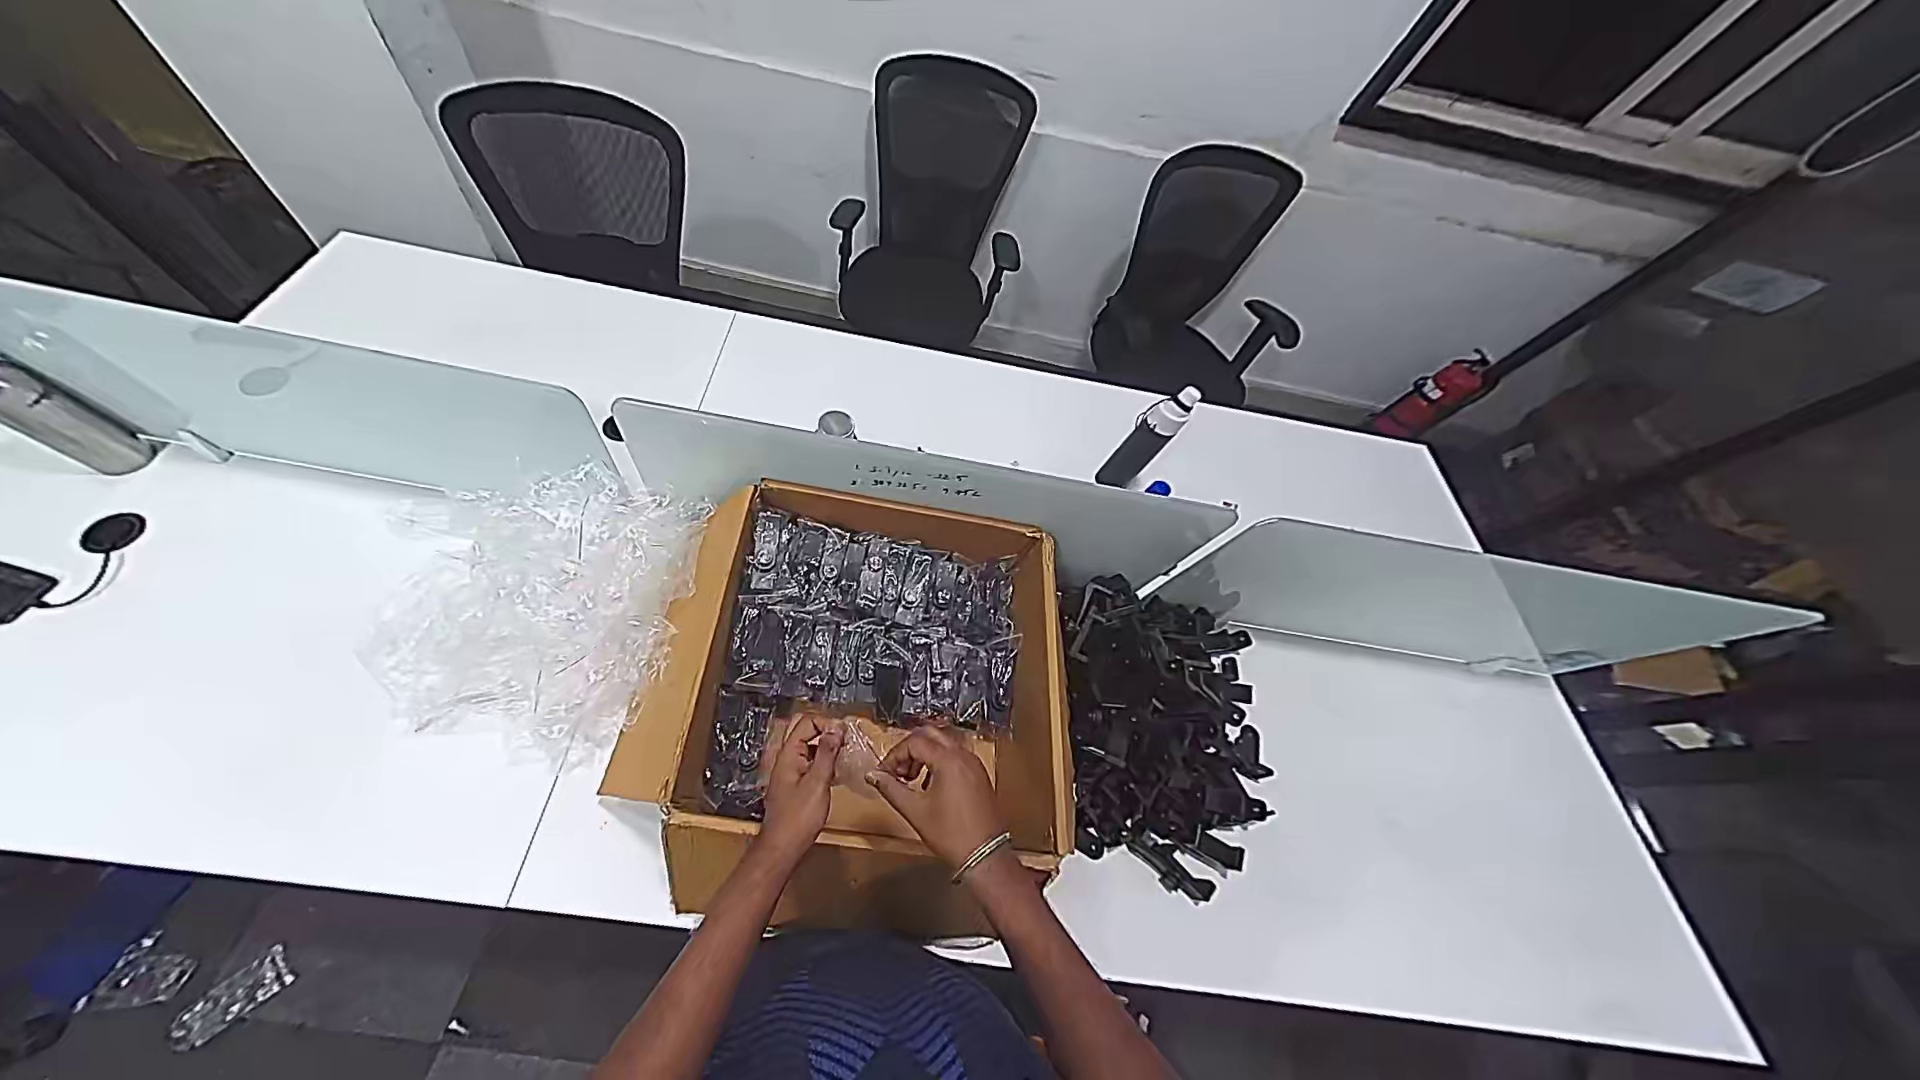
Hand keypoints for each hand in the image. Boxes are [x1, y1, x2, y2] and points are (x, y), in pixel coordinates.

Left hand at [757, 713, 842, 865]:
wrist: (782, 848)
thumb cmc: (797, 819)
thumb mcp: (818, 782)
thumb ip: (827, 753)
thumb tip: (836, 728)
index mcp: (788, 755)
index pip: (807, 722)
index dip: (827, 724)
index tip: (844, 734)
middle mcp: (785, 759)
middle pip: (805, 731)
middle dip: (825, 730)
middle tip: (844, 738)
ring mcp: (788, 772)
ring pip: (807, 747)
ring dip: (825, 746)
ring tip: (843, 754)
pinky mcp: (793, 784)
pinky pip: (809, 762)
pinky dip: (822, 761)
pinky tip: (835, 771)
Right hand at [865, 726, 1006, 869]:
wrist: (985, 854)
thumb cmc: (950, 834)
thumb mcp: (915, 811)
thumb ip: (891, 788)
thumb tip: (872, 775)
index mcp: (948, 759)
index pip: (914, 742)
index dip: (894, 755)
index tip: (884, 773)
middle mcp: (963, 755)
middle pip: (929, 735)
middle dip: (909, 750)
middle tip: (897, 771)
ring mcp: (973, 763)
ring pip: (943, 744)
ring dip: (923, 755)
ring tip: (911, 780)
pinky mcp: (978, 774)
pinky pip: (955, 756)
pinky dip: (938, 762)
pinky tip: (930, 785)